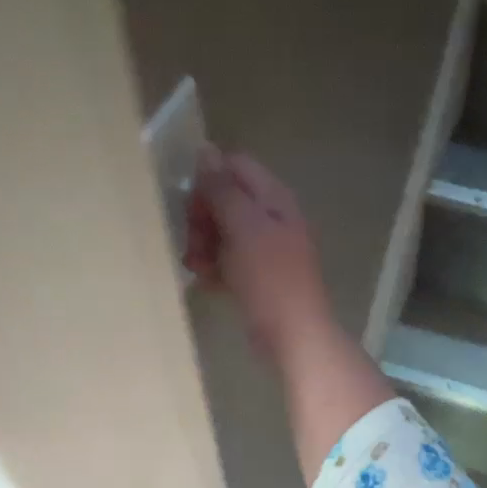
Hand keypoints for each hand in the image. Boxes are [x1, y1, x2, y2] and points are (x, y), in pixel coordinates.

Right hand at [185, 147, 335, 361]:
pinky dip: (215, 267)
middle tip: (192, 242)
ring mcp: (266, 250)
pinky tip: (205, 282)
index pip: (235, 167)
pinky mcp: (258, 279)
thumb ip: (223, 189)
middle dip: (202, 217)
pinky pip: (229, 262)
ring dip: (204, 245)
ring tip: (195, 266)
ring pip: (224, 233)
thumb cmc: (271, 279)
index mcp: (274, 199)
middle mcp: (272, 219)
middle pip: (226, 200)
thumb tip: (206, 151)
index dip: (209, 180)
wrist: (295, 337)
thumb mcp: (244, 227)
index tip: (191, 204)